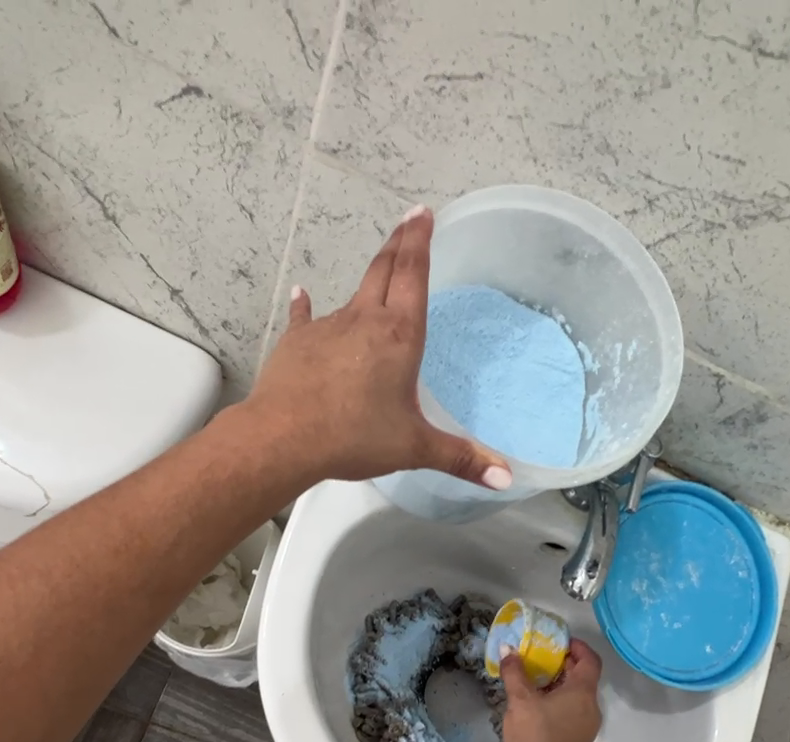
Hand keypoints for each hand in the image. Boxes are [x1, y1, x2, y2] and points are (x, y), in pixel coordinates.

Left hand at [241, 206, 510, 488]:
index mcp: (399, 336)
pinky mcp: (297, 344)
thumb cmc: (354, 436)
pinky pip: (305, 318)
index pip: (412, 275)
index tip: (422, 213)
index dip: (420, 242)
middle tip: (407, 220)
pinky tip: (301, 293)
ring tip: (375, 270)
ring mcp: (326, 328)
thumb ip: (461, 459)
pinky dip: (305, 307)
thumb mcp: (414, 448)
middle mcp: (364, 321)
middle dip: (398, 244)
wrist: (284, 438)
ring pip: (351, 295)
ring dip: (365, 281)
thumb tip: (505, 479)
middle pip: (383, 271)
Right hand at [500, 639, 603, 741]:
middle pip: (583, 677)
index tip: (557, 640)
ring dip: (558, 684)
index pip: (590, 660)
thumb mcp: (520, 700)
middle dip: (562, 664)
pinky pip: (571, 711)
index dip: (577, 646)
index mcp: (583, 693)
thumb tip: (507, 649)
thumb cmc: (534, 736)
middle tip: (538, 656)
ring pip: (576, 695)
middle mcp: (591, 707)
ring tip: (532, 679)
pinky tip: (533, 704)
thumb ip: (514, 672)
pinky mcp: (576, 740)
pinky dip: (557, 701)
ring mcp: (586, 726)